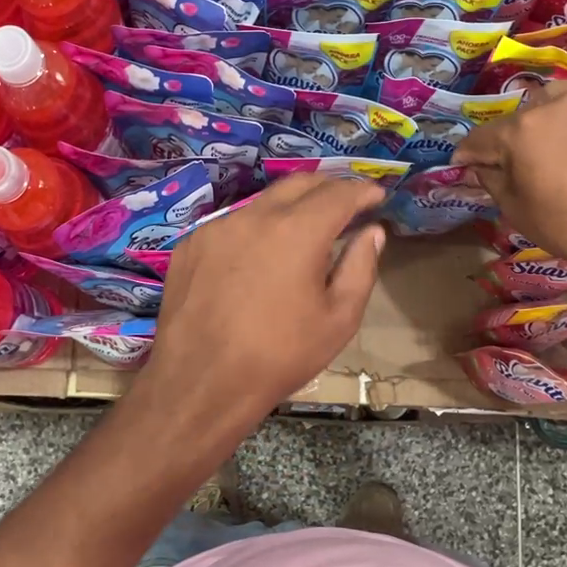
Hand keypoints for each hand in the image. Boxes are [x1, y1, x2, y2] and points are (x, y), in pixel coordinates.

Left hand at [138, 174, 385, 427]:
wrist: (201, 382)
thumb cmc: (279, 356)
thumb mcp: (338, 320)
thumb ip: (360, 267)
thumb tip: (372, 232)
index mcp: (297, 231)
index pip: (339, 193)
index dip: (363, 191)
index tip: (376, 196)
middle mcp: (254, 216)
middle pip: (298, 184)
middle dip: (328, 187)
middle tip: (345, 203)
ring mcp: (215, 228)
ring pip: (261, 203)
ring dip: (288, 208)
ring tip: (302, 231)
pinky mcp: (190, 245)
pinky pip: (230, 226)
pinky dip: (252, 231)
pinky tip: (256, 259)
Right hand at [453, 79, 566, 285]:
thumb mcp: (517, 212)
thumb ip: (493, 180)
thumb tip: (483, 165)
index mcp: (522, 130)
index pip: (481, 136)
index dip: (470, 153)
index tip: (468, 164)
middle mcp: (558, 103)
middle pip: (525, 111)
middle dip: (518, 133)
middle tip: (527, 160)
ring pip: (565, 99)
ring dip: (556, 118)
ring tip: (566, 146)